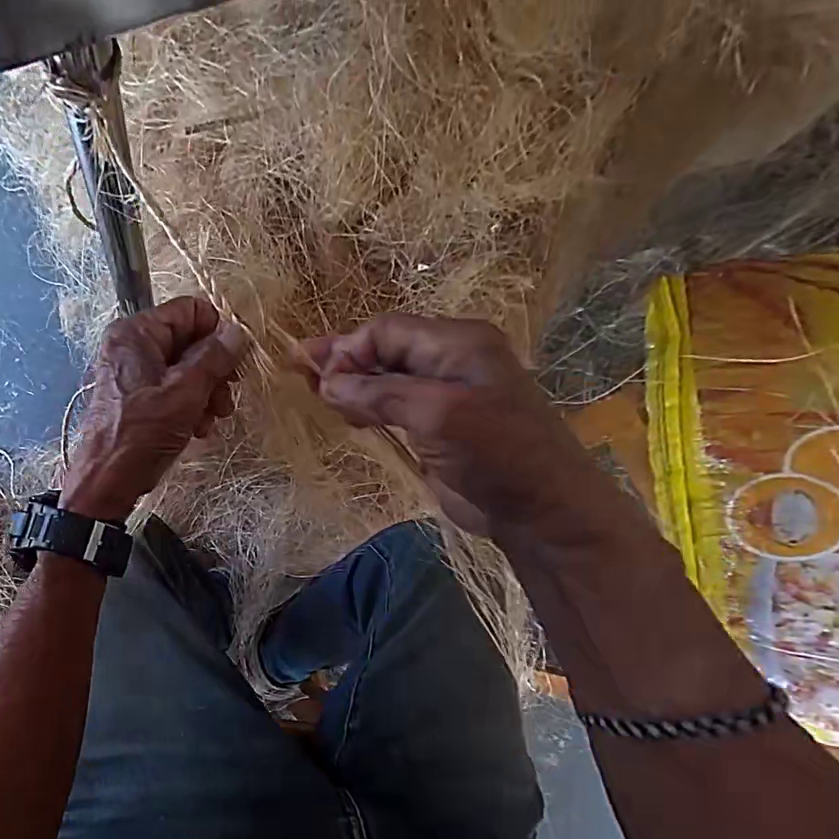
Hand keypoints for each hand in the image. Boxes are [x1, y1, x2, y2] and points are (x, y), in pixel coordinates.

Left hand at [62, 297, 247, 521]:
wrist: (107, 480)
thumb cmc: (141, 434)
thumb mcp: (186, 392)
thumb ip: (214, 358)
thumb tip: (236, 332)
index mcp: (137, 332)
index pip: (190, 310)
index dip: (217, 334)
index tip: (232, 364)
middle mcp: (130, 346)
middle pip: (189, 341)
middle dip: (213, 371)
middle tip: (224, 400)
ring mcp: (130, 373)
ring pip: (183, 369)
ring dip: (204, 394)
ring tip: (208, 421)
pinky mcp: (133, 399)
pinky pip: (169, 390)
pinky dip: (187, 407)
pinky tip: (195, 429)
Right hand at [302, 313, 623, 543]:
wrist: (538, 508)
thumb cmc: (496, 453)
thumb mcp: (438, 415)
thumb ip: (381, 393)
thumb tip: (327, 381)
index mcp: (457, 343)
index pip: (386, 330)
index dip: (348, 349)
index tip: (316, 380)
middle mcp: (450, 360)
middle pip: (383, 349)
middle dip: (343, 362)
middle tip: (300, 378)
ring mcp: (444, 394)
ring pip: (385, 377)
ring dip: (351, 385)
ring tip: (318, 397)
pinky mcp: (437, 425)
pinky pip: (392, 404)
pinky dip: (365, 407)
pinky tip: (348, 416)